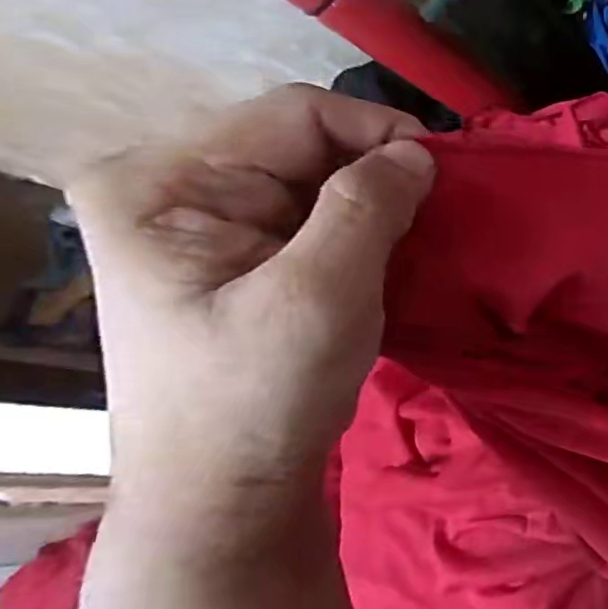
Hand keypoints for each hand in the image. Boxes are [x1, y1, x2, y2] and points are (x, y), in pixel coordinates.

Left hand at [68, 85, 434, 536]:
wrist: (228, 492)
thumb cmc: (260, 395)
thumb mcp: (321, 295)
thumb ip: (368, 208)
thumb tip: (419, 152)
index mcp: (162, 182)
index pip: (295, 116)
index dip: (380, 132)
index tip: (445, 174)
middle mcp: (173, 187)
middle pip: (305, 144)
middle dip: (381, 171)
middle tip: (441, 212)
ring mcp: (204, 224)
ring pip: (318, 179)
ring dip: (379, 203)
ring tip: (424, 236)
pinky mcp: (238, 256)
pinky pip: (316, 216)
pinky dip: (366, 228)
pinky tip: (394, 254)